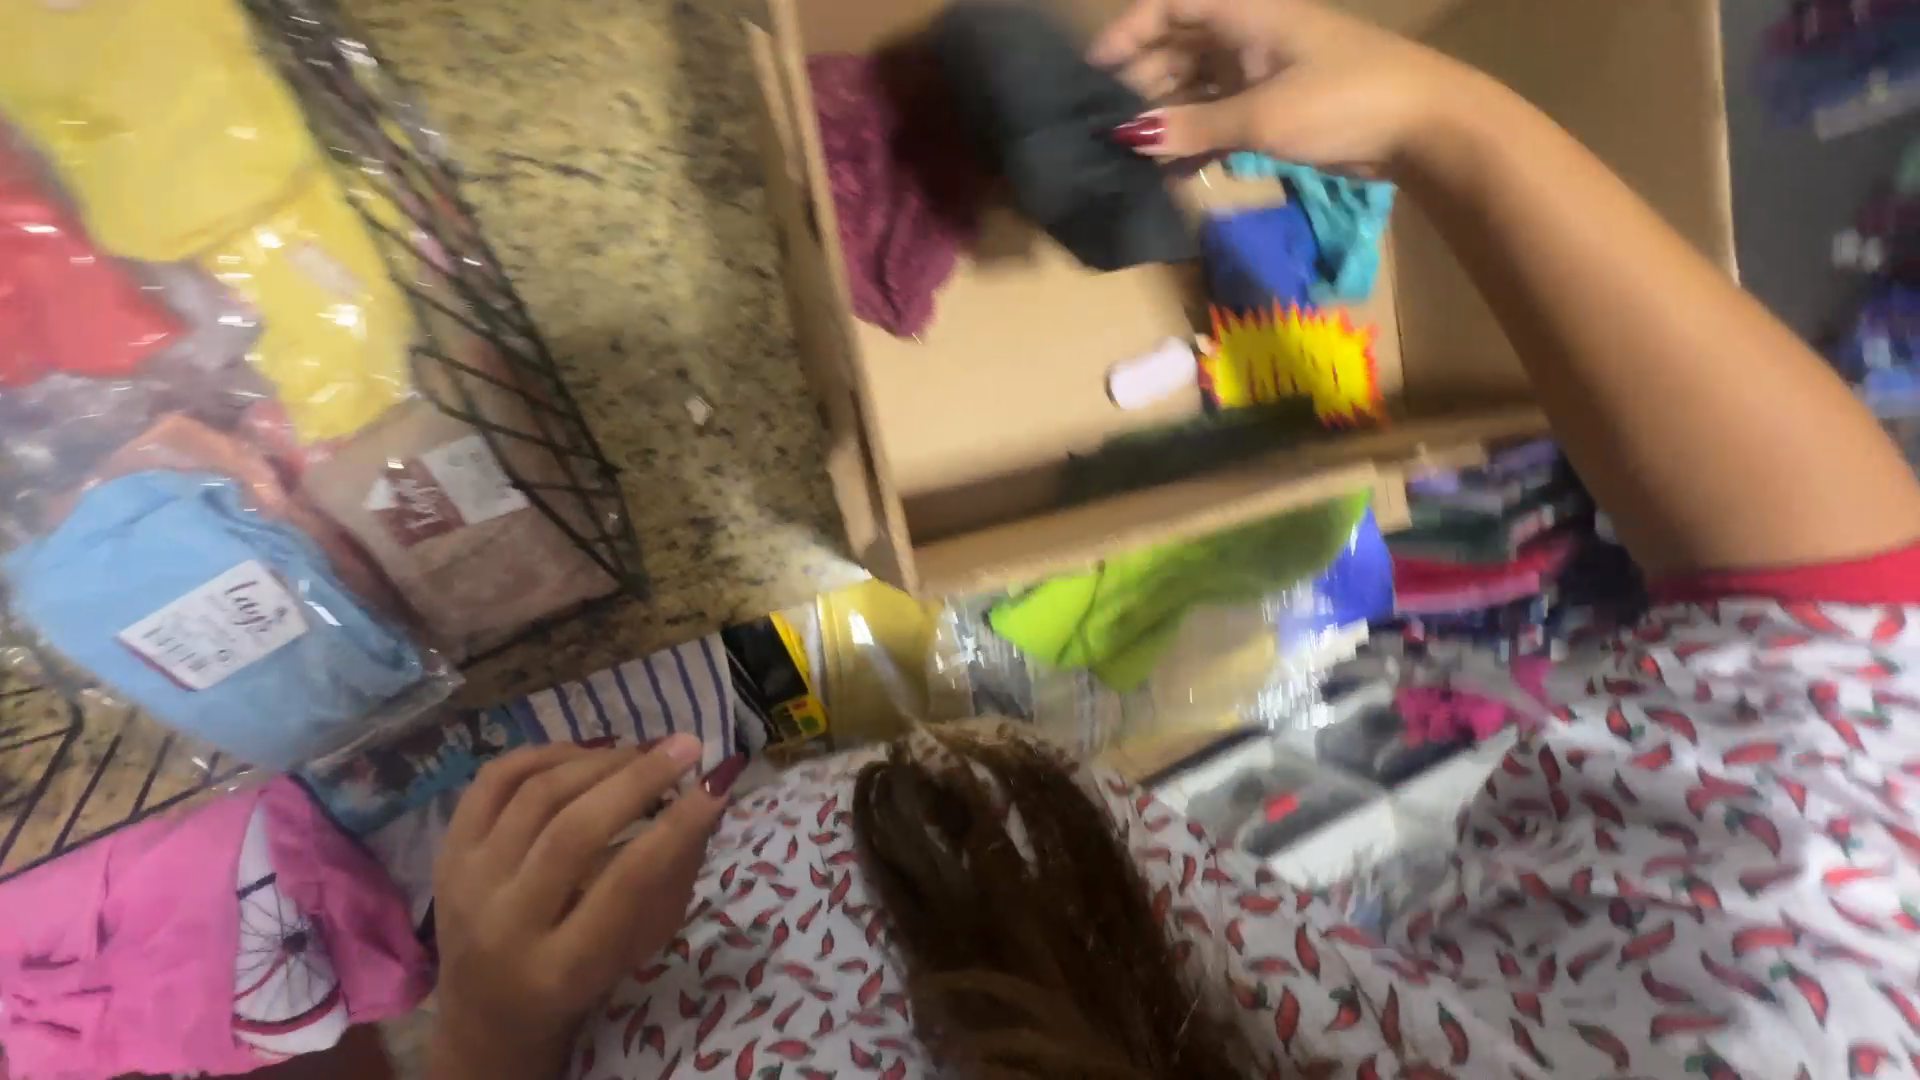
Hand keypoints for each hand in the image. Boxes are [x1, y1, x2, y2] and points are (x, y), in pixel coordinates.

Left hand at [427, 738, 746, 1079]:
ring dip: (600, 760)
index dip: (679, 824)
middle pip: (574, 830)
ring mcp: (465, 885)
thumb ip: (678, 870)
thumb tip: (708, 791)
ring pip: (536, 795)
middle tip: (686, 747)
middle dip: (640, 777)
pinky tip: (587, 752)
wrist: (489, 1013)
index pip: (628, 880)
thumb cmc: (586, 975)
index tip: (716, 784)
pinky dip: (545, 753)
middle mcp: (503, 926)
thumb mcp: (645, 941)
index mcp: (563, 966)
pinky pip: (492, 781)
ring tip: (642, 750)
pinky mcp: (446, 854)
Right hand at [1089, 0, 1493, 174]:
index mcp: (1248, 14)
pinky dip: (1192, 141)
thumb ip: (1192, 127)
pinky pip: (1216, 119)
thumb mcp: (1260, 115)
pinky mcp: (1270, 108)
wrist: (1419, 126)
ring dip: (1164, 118)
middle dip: (1140, 83)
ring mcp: (1259, 73)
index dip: (1129, 32)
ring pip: (1194, 87)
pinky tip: (1169, 171)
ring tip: (1130, 154)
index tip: (1095, 73)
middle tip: (1107, 126)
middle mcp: (1248, 36)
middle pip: (1177, 48)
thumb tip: (1129, 139)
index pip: (1173, 6)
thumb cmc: (1342, 100)